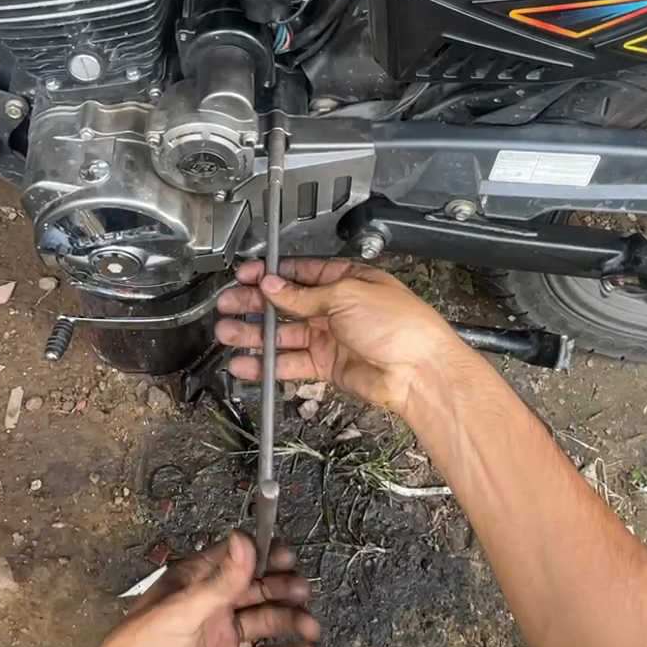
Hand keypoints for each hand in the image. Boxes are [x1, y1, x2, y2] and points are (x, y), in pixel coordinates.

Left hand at [47, 535, 317, 646]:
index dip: (262, 555)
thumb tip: (243, 539)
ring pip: (261, 622)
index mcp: (193, 580)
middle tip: (304, 592)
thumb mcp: (180, 611)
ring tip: (311, 629)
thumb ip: (218, 581)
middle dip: (281, 588)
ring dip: (288, 622)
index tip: (288, 555)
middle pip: (253, 589)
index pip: (234, 559)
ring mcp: (218, 636)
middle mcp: (209, 604)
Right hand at [214, 257, 468, 413]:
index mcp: (345, 280)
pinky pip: (290, 363)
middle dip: (253, 303)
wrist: (419, 372)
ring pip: (282, 334)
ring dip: (253, 335)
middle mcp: (335, 308)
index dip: (270, 275)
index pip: (299, 274)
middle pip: (285, 303)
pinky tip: (247, 364)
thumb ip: (304, 294)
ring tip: (227, 334)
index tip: (246, 276)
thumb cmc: (401, 326)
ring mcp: (330, 337)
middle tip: (227, 304)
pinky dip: (266, 365)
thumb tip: (274, 285)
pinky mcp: (327, 366)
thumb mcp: (347, 295)